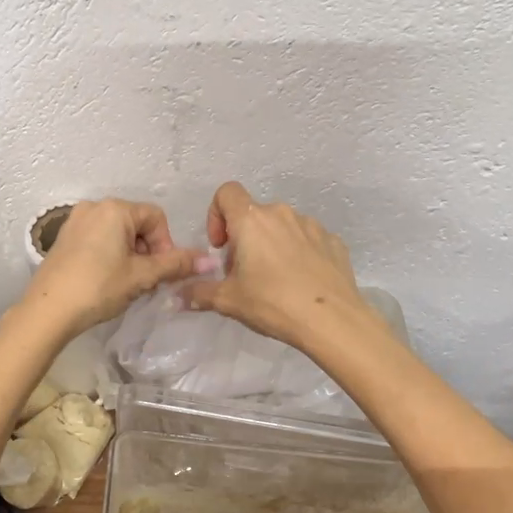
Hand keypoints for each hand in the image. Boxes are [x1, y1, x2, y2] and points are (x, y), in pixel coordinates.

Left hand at [20, 199, 200, 336]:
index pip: (156, 217)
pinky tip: (105, 281)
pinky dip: (109, 256)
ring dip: (129, 255)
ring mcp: (75, 222)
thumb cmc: (98, 288)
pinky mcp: (63, 239)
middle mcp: (93, 207)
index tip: (160, 271)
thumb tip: (209, 261)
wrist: (48, 310)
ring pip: (116, 234)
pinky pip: (97, 240)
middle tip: (144, 280)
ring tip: (125, 283)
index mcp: (114, 209)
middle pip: (135, 224)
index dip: (165, 244)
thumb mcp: (141, 276)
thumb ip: (176, 265)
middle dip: (147, 251)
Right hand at [183, 182, 377, 348]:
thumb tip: (178, 296)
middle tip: (243, 273)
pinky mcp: (334, 242)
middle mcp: (282, 214)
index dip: (216, 214)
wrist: (331, 320)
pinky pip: (308, 240)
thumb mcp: (228, 301)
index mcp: (251, 220)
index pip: (226, 192)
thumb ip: (199, 293)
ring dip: (271, 245)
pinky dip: (299, 254)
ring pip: (282, 227)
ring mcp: (312, 226)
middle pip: (254, 214)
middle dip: (244, 238)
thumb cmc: (272, 303)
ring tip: (274, 280)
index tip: (220, 246)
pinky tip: (301, 282)